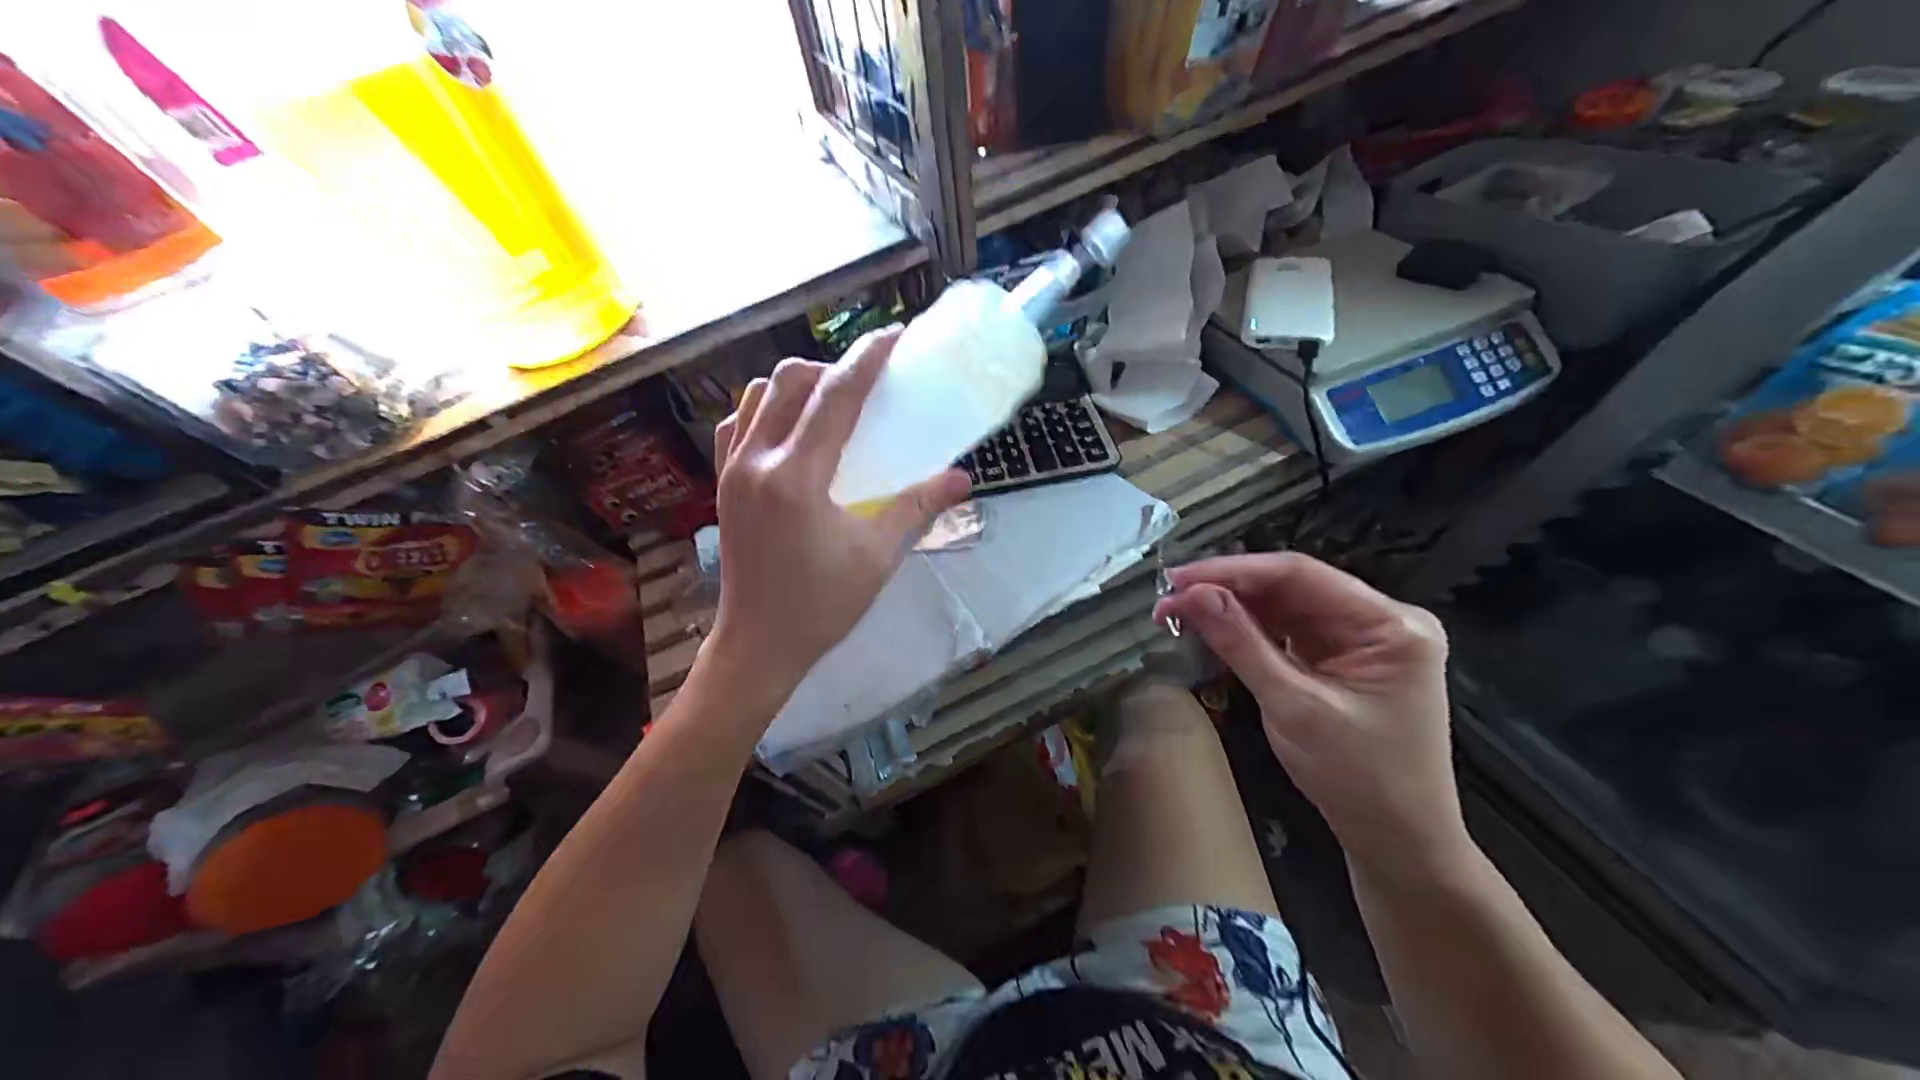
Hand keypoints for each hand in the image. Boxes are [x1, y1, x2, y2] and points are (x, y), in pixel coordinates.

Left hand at [705, 327, 970, 706]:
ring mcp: (732, 470)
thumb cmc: (822, 605)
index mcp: (797, 477)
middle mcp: (757, 461)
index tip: (892, 337)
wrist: (758, 643)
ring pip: (757, 395)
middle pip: (790, 381)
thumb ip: (918, 508)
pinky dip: (764, 410)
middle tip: (865, 384)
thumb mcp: (878, 557)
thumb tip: (961, 477)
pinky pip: (737, 424)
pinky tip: (790, 428)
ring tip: (829, 403)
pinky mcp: (721, 484)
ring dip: (796, 385)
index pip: (835, 397)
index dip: (867, 359)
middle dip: (832, 367)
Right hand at [1154, 553, 1469, 877]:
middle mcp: (1381, 620)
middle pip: (1291, 586)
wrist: (1399, 842)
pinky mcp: (1342, 658)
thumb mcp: (1294, 707)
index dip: (1232, 571)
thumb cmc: (1359, 779)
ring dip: (1232, 608)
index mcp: (1391, 625)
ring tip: (1180, 612)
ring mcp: (1362, 639)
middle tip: (1169, 599)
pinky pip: (1289, 630)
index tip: (1178, 578)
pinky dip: (1249, 630)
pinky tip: (1213, 628)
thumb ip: (1241, 644)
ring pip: (1285, 606)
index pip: (1300, 574)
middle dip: (1227, 590)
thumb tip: (1191, 595)